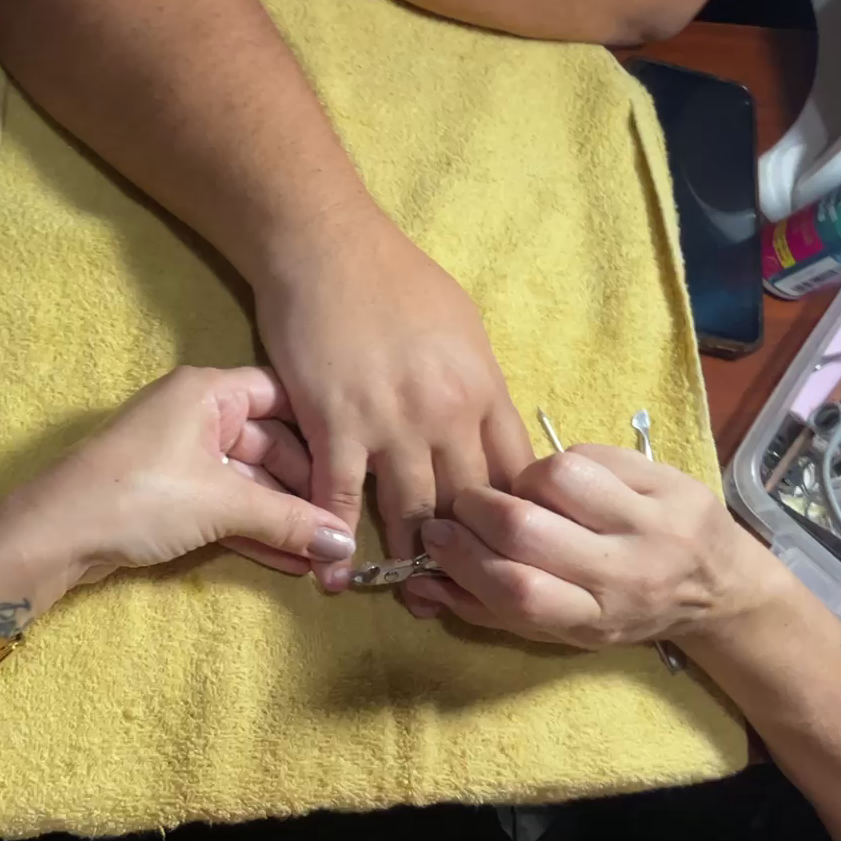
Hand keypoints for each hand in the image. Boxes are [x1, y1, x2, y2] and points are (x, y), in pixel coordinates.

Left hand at [0, 366, 356, 610]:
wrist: (57, 535)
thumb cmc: (142, 495)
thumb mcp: (221, 503)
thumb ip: (287, 521)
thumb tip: (344, 548)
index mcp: (208, 392)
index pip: (281, 398)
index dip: (320, 431)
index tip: (358, 465)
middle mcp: (198, 416)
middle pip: (270, 448)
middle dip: (304, 495)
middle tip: (342, 534)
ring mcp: (183, 457)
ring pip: (249, 484)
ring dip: (283, 521)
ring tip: (324, 560)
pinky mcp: (172, 495)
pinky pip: (226, 507)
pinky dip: (254, 532)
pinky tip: (291, 563)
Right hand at [254, 223, 533, 600]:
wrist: (328, 249)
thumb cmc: (393, 278)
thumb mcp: (460, 325)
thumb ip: (474, 382)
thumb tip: (479, 421)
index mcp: (482, 388)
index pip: (512, 473)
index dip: (512, 519)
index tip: (504, 548)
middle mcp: (445, 416)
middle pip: (468, 502)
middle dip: (468, 549)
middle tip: (461, 587)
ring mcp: (390, 424)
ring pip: (410, 510)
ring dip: (410, 555)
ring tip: (410, 592)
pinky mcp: (334, 425)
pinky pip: (339, 494)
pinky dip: (336, 536)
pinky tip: (333, 570)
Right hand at [402, 445, 788, 647]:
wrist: (720, 587)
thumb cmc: (619, 612)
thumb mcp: (553, 628)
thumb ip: (481, 605)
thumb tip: (415, 581)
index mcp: (593, 619)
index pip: (516, 590)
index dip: (462, 559)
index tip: (433, 538)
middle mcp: (628, 574)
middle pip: (526, 529)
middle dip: (475, 509)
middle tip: (464, 507)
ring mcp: (656, 523)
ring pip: (556, 479)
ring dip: (520, 482)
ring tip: (522, 495)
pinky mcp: (670, 480)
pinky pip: (586, 453)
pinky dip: (555, 465)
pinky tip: (562, 484)